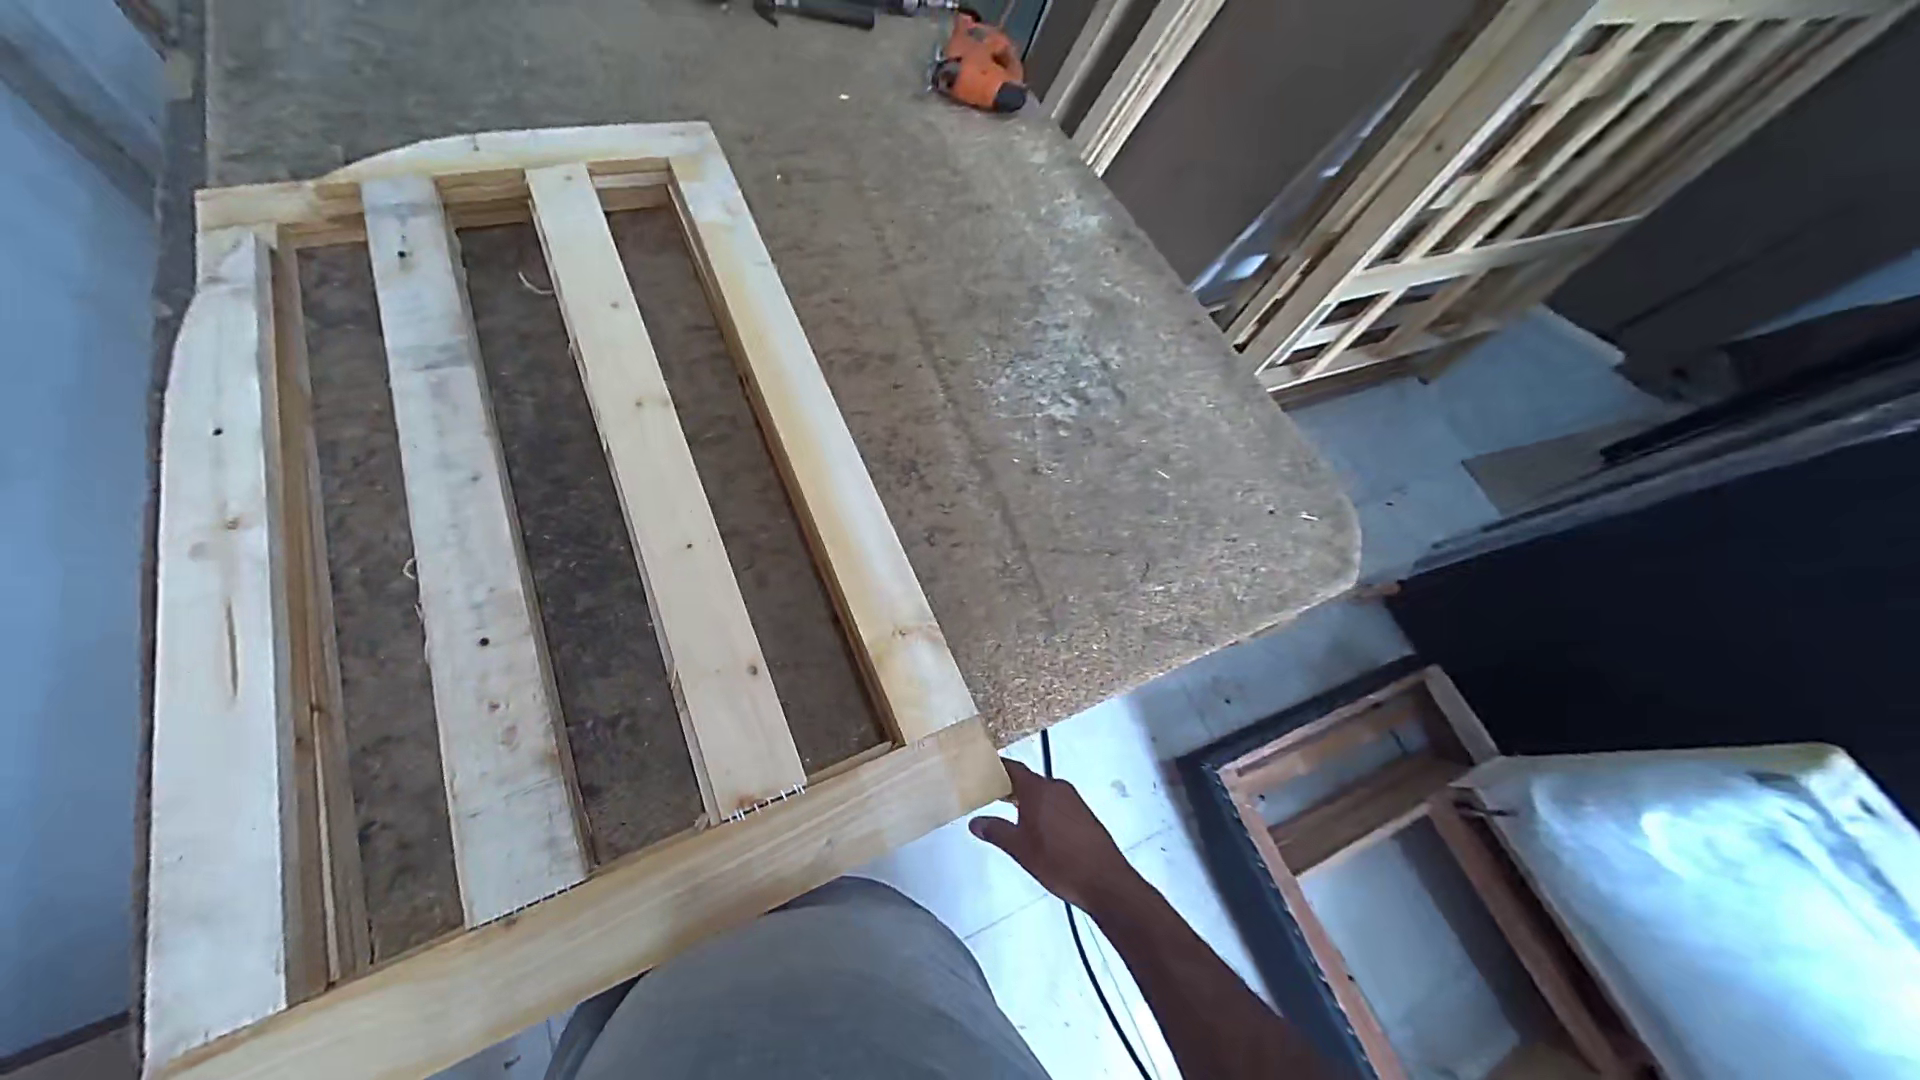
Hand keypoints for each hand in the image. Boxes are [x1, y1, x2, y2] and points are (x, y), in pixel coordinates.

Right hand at [969, 759, 1142, 916]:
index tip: (981, 770)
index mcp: (1038, 789)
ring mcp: (1073, 800)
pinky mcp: (1083, 814)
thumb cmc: (1059, 862)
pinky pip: (1056, 803)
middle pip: (1027, 779)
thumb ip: (996, 831)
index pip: (1012, 768)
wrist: (1105, 881)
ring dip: (1026, 800)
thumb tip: (976, 823)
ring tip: (1009, 815)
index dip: (996, 768)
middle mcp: (1057, 787)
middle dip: (1009, 787)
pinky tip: (1036, 829)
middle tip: (988, 795)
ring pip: (1043, 792)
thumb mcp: (1020, 849)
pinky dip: (1042, 809)